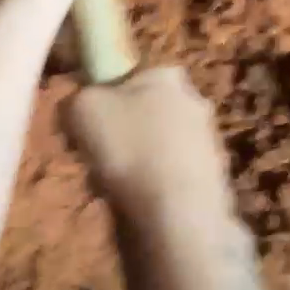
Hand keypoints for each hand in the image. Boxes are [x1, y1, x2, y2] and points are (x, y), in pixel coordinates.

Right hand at [66, 66, 229, 212]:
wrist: (176, 215)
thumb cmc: (127, 147)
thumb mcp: (81, 108)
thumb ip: (75, 99)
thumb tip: (76, 108)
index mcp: (168, 75)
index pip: (133, 76)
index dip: (105, 98)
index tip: (89, 124)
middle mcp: (195, 102)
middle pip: (144, 114)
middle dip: (120, 136)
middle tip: (96, 159)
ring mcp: (208, 143)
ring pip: (155, 149)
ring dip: (134, 166)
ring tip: (110, 189)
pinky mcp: (213, 183)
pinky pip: (169, 181)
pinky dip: (152, 192)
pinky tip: (136, 208)